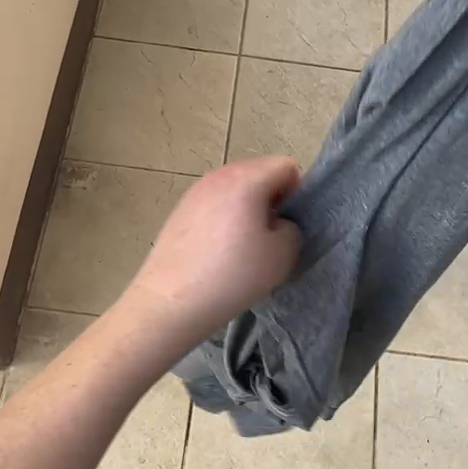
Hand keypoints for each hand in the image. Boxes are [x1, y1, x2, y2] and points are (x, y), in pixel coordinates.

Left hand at [119, 156, 302, 347]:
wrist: (172, 301)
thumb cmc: (232, 275)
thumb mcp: (283, 255)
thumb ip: (292, 228)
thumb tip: (277, 222)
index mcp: (246, 178)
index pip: (286, 166)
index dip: (295, 195)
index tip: (286, 226)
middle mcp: (218, 175)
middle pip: (259, 173)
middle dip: (270, 200)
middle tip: (267, 238)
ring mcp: (194, 191)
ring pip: (235, 190)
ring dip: (246, 210)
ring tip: (241, 248)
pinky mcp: (179, 211)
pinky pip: (214, 204)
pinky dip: (223, 219)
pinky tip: (216, 252)